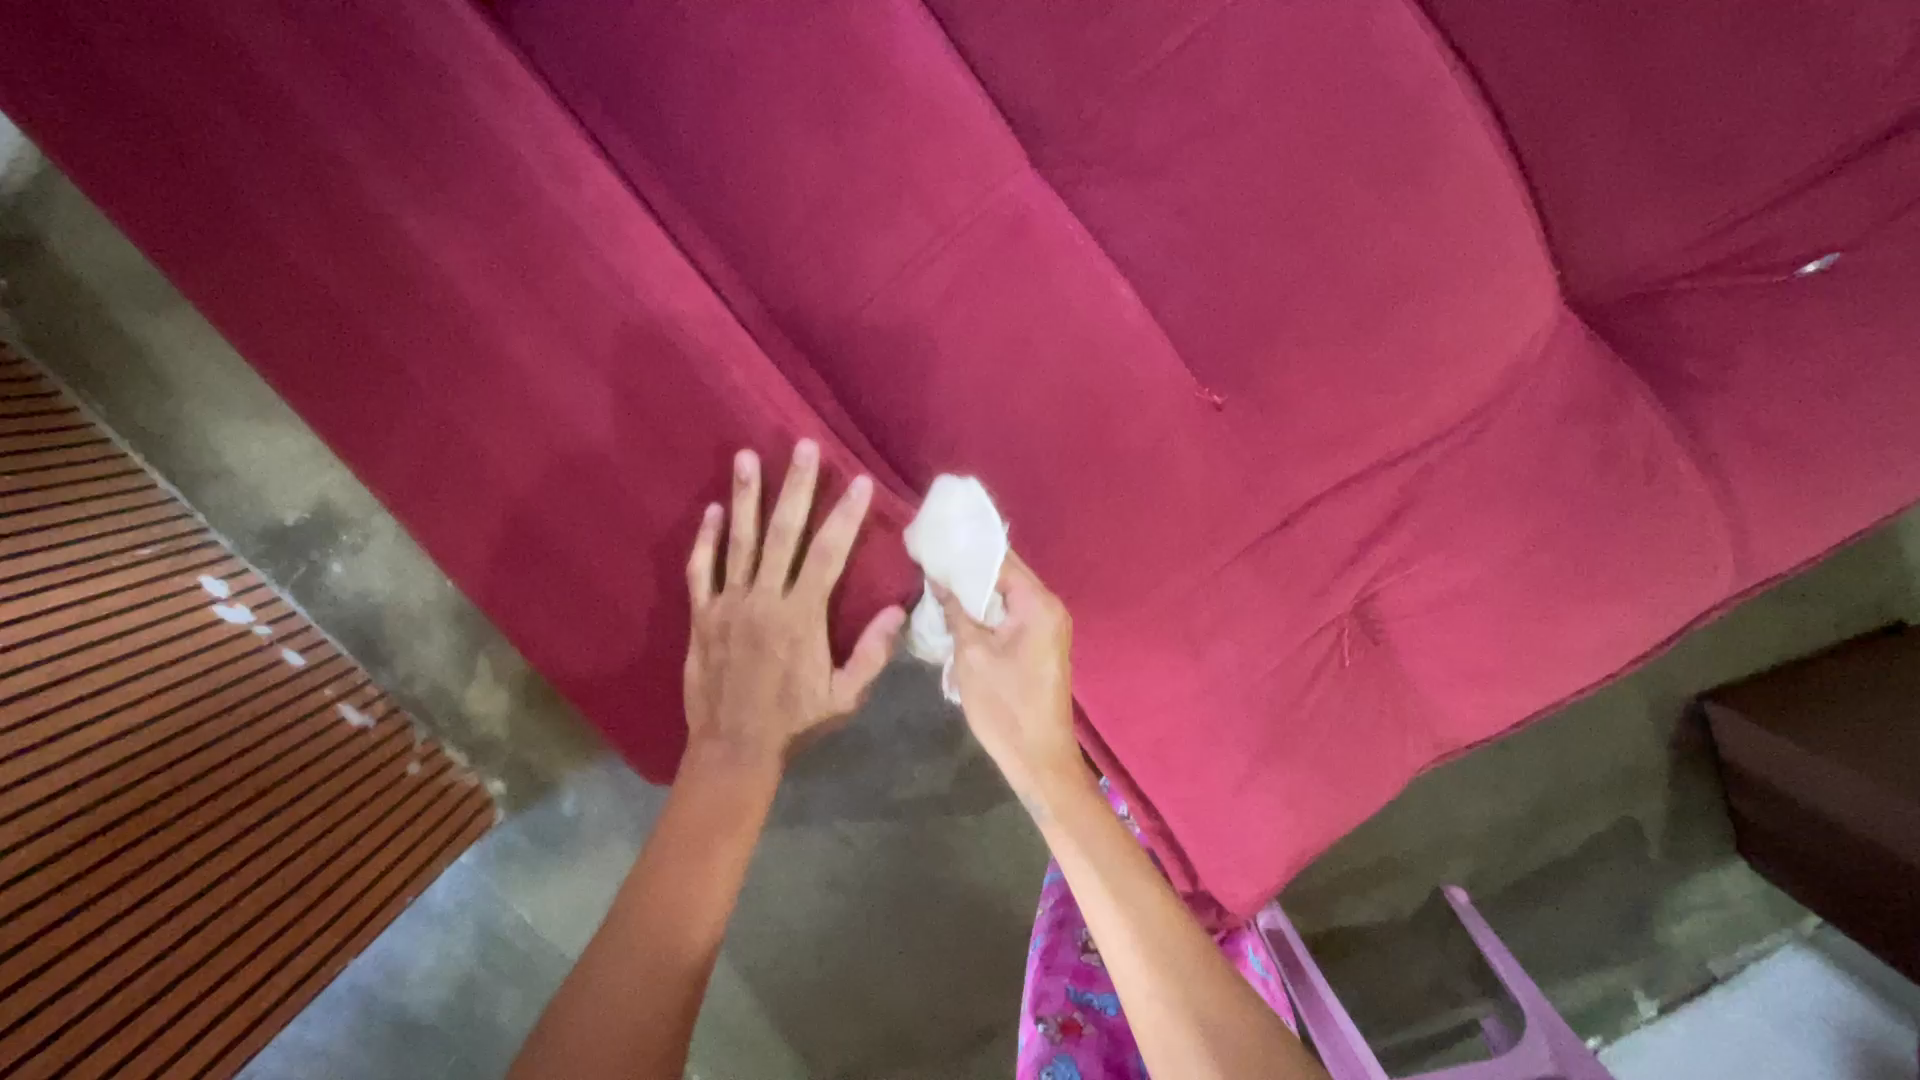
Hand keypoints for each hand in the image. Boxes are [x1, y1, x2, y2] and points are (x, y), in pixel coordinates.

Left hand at [683, 440, 905, 770]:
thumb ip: (872, 653)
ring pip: (739, 542)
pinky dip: (706, 540)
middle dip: (795, 488)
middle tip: (803, 447)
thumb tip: (898, 609)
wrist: (733, 748)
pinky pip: (701, 571)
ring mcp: (728, 605)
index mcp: (801, 617)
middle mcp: (764, 600)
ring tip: (747, 457)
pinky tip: (712, 510)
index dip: (844, 516)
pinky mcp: (702, 617)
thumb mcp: (845, 697)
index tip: (857, 481)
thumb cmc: (795, 722)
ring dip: (745, 497)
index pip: (827, 555)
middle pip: (782, 534)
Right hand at [933, 553, 1082, 793]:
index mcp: (1038, 604)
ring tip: (937, 583)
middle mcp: (1050, 607)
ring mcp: (1049, 626)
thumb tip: (938, 579)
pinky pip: (1012, 614)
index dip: (965, 551)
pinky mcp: (1042, 644)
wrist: (1039, 758)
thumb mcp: (971, 655)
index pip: (1000, 560)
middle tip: (930, 562)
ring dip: (976, 592)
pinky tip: (958, 612)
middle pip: (1006, 574)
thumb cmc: (1006, 706)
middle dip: (968, 569)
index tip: (933, 544)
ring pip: (1007, 595)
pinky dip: (987, 610)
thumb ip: (956, 611)